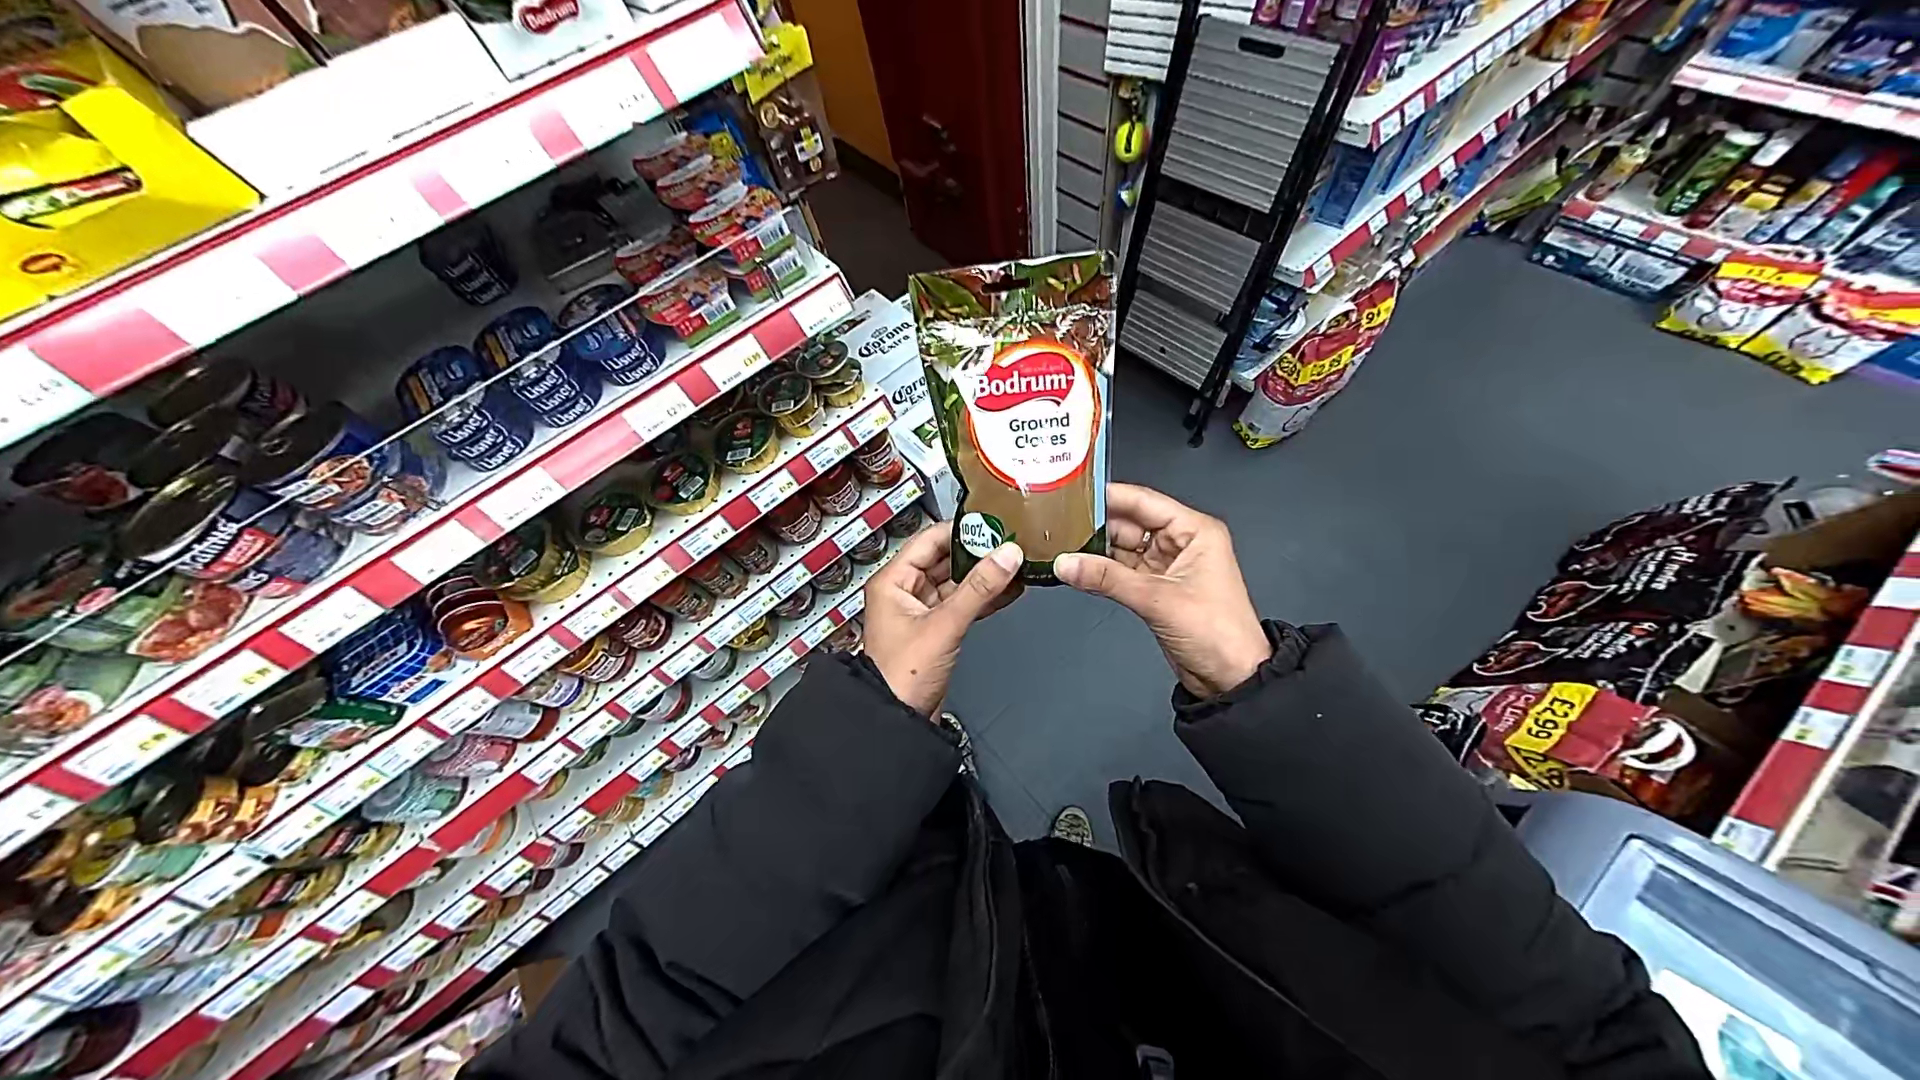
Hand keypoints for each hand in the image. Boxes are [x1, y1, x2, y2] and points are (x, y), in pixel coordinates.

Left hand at [864, 526, 1024, 713]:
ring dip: (984, 576)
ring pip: (957, 582)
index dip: (960, 529)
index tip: (991, 523)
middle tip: (1009, 542)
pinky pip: (962, 603)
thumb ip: (978, 589)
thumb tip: (1005, 556)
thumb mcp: (944, 624)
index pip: (929, 539)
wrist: (897, 720)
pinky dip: (983, 598)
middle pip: (945, 559)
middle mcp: (905, 591)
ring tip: (1015, 563)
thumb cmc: (900, 676)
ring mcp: (921, 610)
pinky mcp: (936, 629)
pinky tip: (1008, 591)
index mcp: (893, 580)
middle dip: (977, 552)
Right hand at [1054, 484, 1270, 697]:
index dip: (1110, 496)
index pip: (1144, 501)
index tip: (1078, 494)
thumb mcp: (1157, 599)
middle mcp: (1181, 544)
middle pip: (1128, 523)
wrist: (1231, 678)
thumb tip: (1069, 563)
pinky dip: (1101, 571)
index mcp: (1195, 532)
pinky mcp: (1155, 588)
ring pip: (1122, 547)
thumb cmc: (1222, 635)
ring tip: (1064, 548)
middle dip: (1096, 525)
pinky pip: (1121, 570)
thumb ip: (1107, 578)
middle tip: (1061, 525)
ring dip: (1095, 550)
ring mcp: (1166, 566)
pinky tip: (1079, 569)